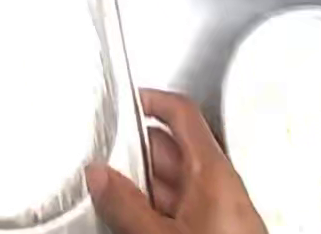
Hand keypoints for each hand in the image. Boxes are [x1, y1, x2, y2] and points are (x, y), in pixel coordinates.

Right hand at [86, 89, 267, 233]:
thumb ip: (124, 204)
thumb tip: (96, 173)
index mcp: (213, 171)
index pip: (181, 112)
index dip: (151, 99)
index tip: (122, 102)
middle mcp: (221, 188)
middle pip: (171, 150)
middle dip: (134, 153)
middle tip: (100, 160)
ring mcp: (223, 218)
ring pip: (174, 185)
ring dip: (141, 187)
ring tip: (108, 197)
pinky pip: (182, 213)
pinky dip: (155, 213)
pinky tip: (131, 226)